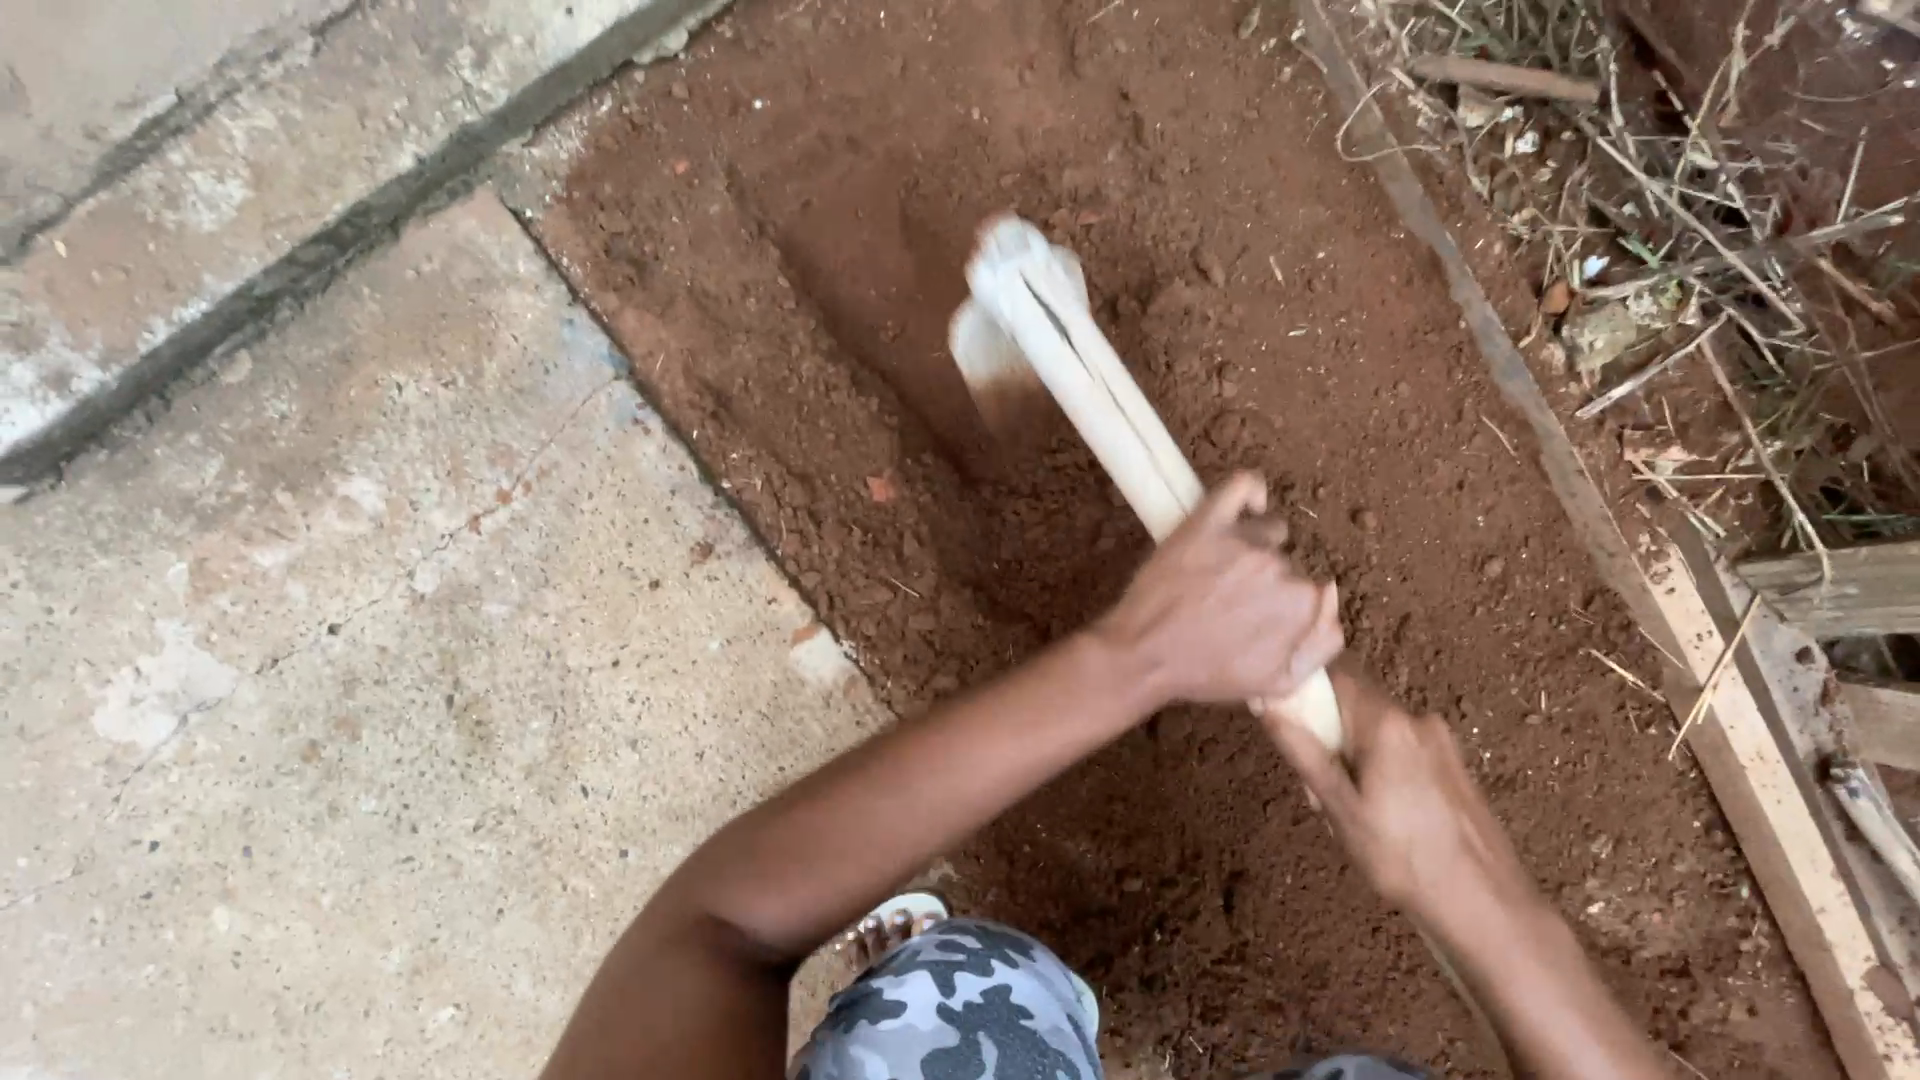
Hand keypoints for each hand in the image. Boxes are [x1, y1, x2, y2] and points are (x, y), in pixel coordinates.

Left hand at [1090, 472, 1341, 705]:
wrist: (1143, 655)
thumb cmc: (1204, 672)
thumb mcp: (1277, 681)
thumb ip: (1321, 645)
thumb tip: (1332, 609)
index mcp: (1303, 604)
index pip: (1313, 592)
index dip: (1287, 608)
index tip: (1262, 618)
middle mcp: (1278, 566)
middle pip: (1288, 563)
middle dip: (1267, 583)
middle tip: (1232, 604)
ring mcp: (1241, 540)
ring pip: (1268, 531)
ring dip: (1255, 545)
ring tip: (1222, 572)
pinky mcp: (1206, 522)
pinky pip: (1242, 485)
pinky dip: (1251, 490)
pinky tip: (1248, 504)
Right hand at [1263, 674, 1535, 924]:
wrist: (1487, 907)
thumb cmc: (1403, 857)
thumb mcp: (1339, 807)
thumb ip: (1300, 749)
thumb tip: (1264, 702)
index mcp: (1387, 722)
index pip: (1332, 675)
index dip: (1302, 692)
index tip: (1286, 725)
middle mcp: (1416, 718)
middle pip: (1352, 705)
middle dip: (1326, 737)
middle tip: (1319, 792)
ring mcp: (1440, 740)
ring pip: (1374, 730)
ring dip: (1351, 758)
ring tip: (1350, 812)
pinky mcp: (1452, 763)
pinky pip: (1399, 748)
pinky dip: (1377, 769)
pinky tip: (1381, 815)